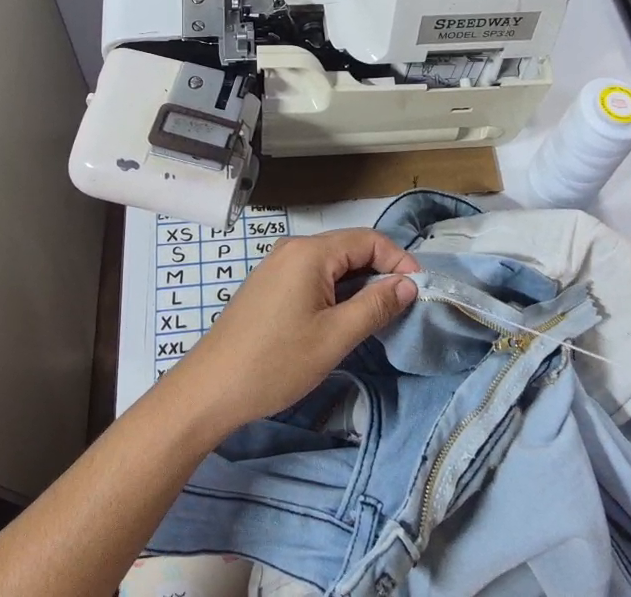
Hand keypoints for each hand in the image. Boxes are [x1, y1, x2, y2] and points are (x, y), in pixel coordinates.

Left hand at [162, 228, 418, 438]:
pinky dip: (336, 291)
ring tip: (378, 316)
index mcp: (310, 252)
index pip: (369, 240)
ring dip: (359, 284)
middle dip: (381, 272)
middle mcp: (293, 249)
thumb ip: (376, 305)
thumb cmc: (276, 363)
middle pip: (350, 248)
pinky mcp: (269, 286)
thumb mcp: (335, 336)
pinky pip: (313, 276)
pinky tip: (343, 319)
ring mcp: (277, 266)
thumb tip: (409, 284)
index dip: (400, 261)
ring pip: (332, 264)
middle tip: (403, 307)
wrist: (210, 390)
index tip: (420, 291)